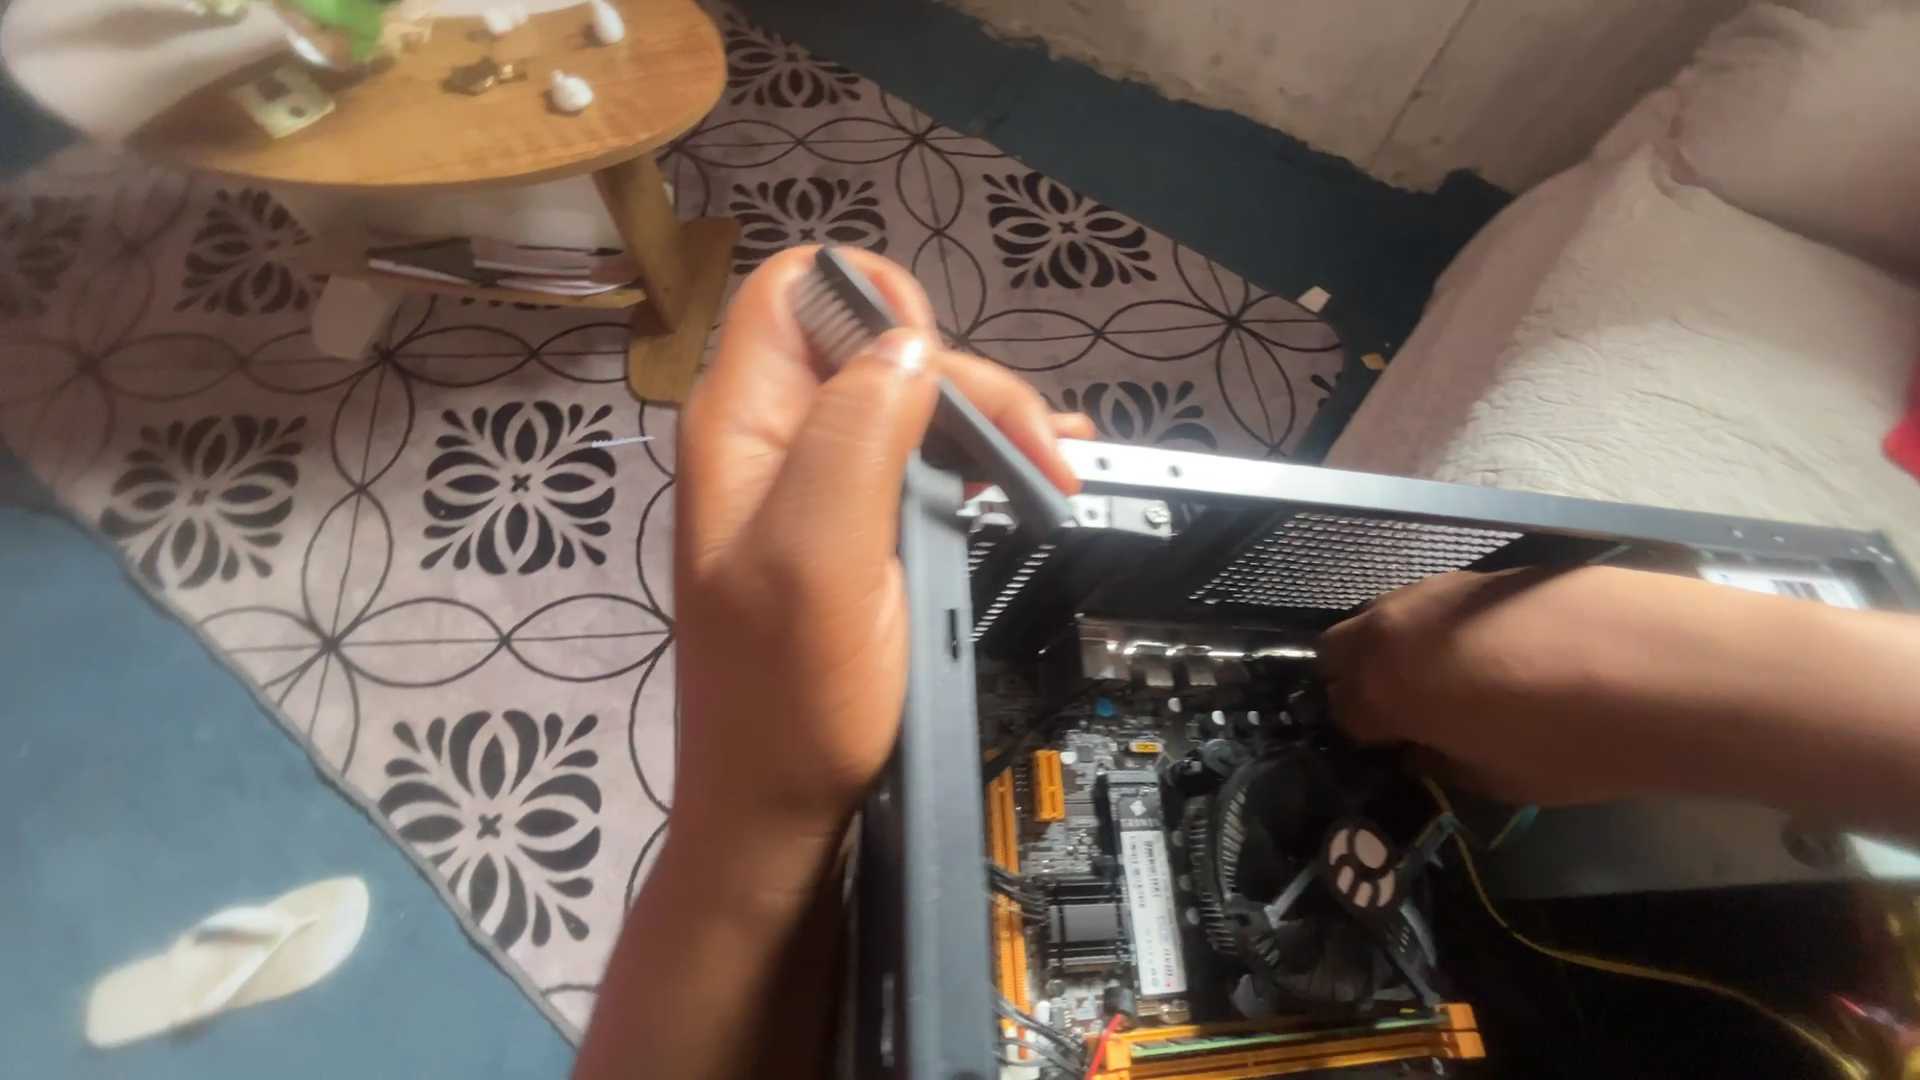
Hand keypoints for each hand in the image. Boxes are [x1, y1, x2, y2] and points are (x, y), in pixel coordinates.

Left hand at [674, 246, 1094, 840]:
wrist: (782, 800)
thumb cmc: (792, 700)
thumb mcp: (820, 558)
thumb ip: (856, 435)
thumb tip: (910, 346)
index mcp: (745, 427)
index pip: (796, 293)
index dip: (872, 298)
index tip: (940, 369)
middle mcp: (778, 439)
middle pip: (878, 347)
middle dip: (965, 383)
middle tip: (1037, 453)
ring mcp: (820, 482)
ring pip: (912, 402)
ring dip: (988, 424)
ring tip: (1056, 466)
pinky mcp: (860, 521)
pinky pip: (922, 459)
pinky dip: (981, 460)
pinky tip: (1035, 474)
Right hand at [1317, 565, 1815, 804]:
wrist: (1681, 668)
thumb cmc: (1581, 742)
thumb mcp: (1500, 780)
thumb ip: (1438, 762)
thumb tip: (1418, 748)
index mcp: (1385, 689)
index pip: (1337, 709)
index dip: (1360, 735)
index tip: (1389, 749)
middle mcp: (1390, 632)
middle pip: (1332, 651)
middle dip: (1351, 681)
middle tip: (1398, 709)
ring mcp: (1430, 595)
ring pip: (1376, 620)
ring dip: (1389, 649)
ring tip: (1445, 677)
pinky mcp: (1473, 576)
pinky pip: (1426, 605)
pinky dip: (1434, 629)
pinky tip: (1489, 649)